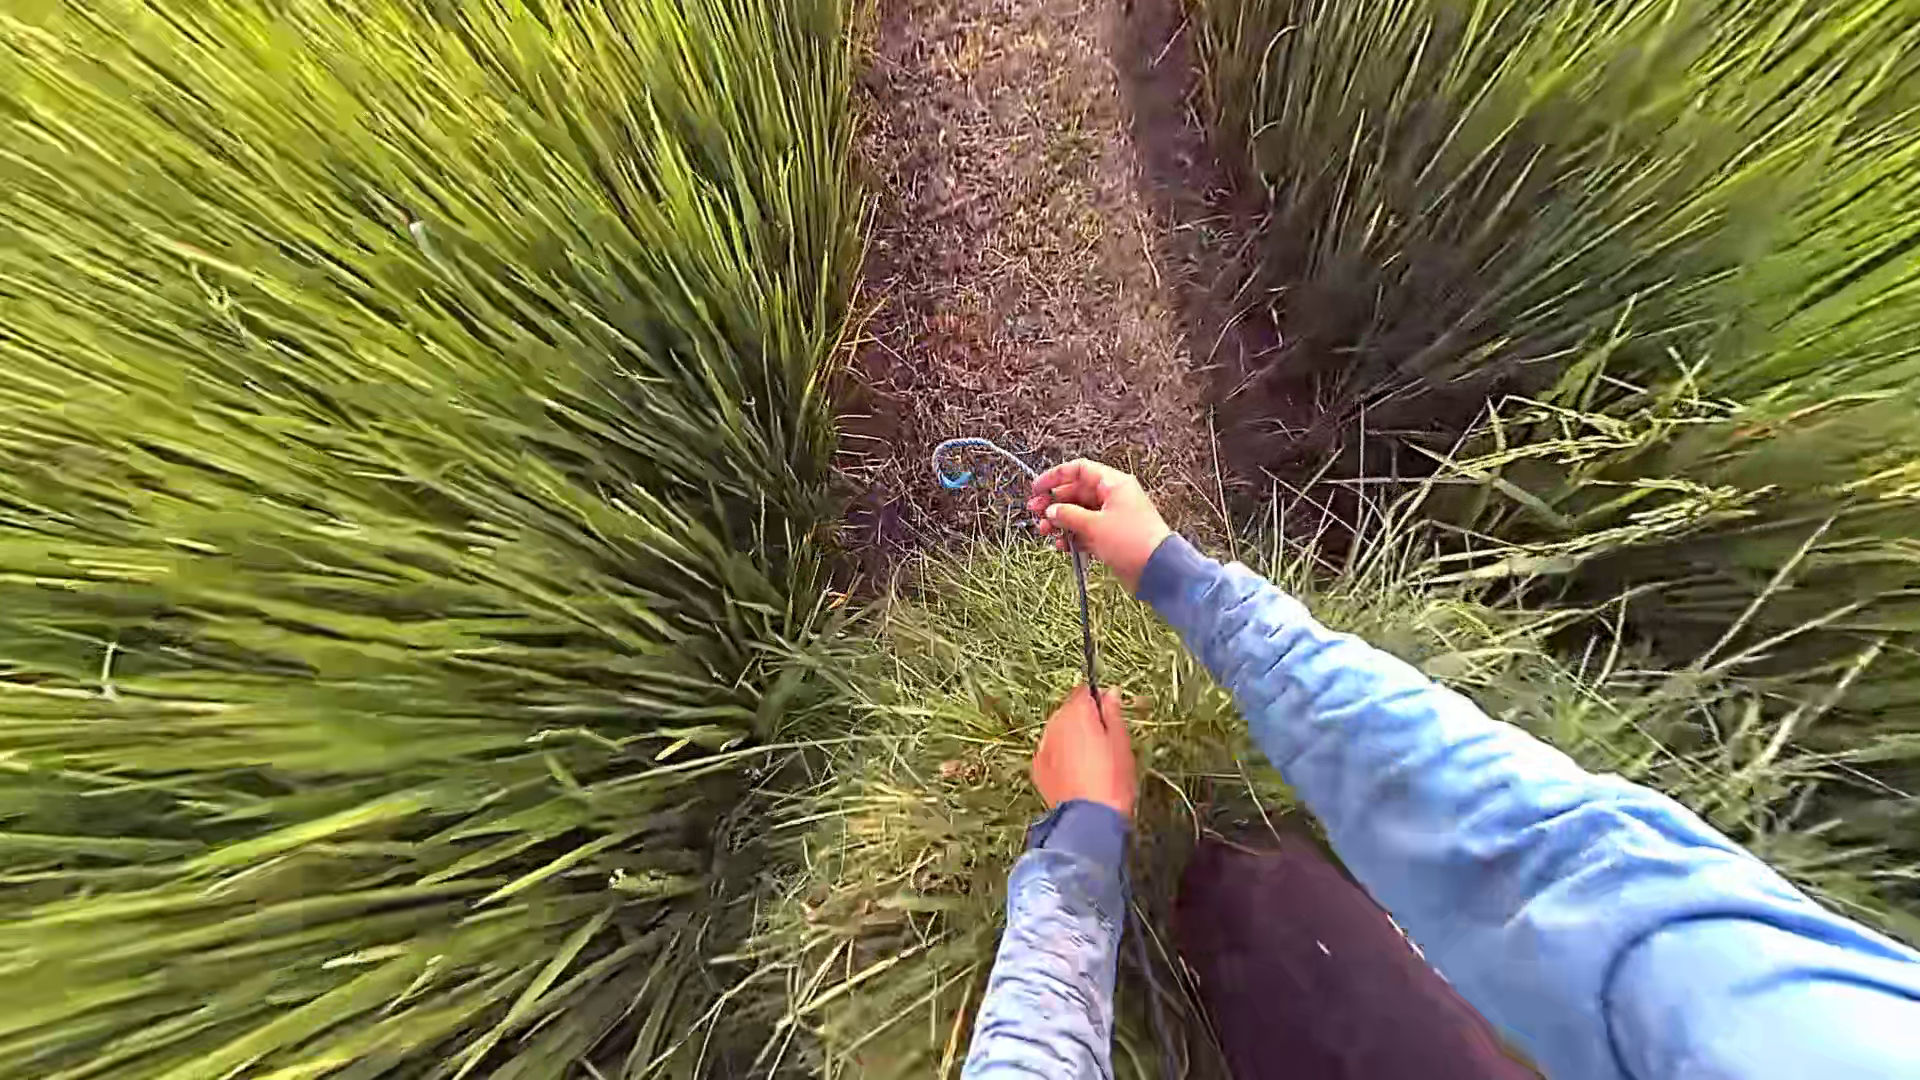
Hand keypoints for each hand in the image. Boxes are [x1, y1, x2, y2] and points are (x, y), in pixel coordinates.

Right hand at [1027, 459, 1171, 592]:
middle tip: (1036, 513)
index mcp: (1113, 484)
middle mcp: (1112, 497)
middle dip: (1054, 503)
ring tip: (1046, 532)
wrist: (1158, 570)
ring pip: (1079, 513)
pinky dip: (1072, 536)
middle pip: (1076, 492)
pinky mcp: (1111, 536)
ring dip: (1060, 521)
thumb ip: (1068, 515)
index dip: (1055, 477)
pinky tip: (1061, 545)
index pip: (1079, 470)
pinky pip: (1086, 530)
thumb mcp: (1094, 525)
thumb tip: (1051, 510)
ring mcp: (1112, 517)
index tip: (1036, 488)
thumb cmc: (1132, 541)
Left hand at [1032, 685, 1134, 817]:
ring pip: (1058, 730)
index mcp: (1077, 713)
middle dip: (1083, 719)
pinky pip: (1051, 751)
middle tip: (1103, 741)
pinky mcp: (1038, 766)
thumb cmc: (1112, 780)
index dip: (1096, 700)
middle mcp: (1055, 724)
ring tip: (1090, 760)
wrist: (1089, 820)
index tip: (1107, 712)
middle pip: (1069, 710)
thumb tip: (1110, 692)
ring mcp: (1043, 745)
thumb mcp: (1121, 742)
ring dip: (1071, 736)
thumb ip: (1112, 713)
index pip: (1083, 692)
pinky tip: (1075, 772)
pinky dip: (1060, 755)